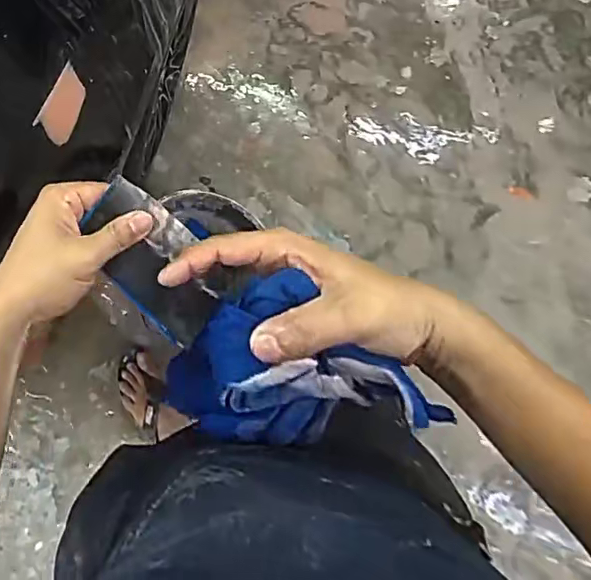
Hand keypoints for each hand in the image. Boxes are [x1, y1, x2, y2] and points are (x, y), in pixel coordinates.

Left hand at [0, 182, 153, 331]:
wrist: (9, 314)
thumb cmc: (41, 278)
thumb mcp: (85, 255)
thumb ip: (118, 235)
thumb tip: (147, 217)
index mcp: (59, 198)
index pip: (104, 191)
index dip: (130, 204)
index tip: (156, 219)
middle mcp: (57, 207)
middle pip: (101, 209)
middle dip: (123, 224)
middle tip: (155, 237)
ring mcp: (56, 230)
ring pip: (96, 229)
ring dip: (113, 241)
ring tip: (144, 250)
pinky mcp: (58, 250)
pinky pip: (87, 243)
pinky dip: (102, 253)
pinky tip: (121, 263)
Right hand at [157, 228, 491, 376]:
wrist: (424, 328)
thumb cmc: (386, 308)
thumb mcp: (346, 315)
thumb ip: (301, 328)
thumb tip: (252, 344)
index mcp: (287, 249)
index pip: (230, 247)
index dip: (195, 258)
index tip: (166, 277)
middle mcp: (282, 263)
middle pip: (229, 264)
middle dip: (197, 276)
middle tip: (166, 302)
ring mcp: (289, 286)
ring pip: (241, 290)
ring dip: (217, 304)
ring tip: (186, 325)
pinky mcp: (297, 310)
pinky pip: (258, 313)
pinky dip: (240, 324)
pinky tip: (227, 344)